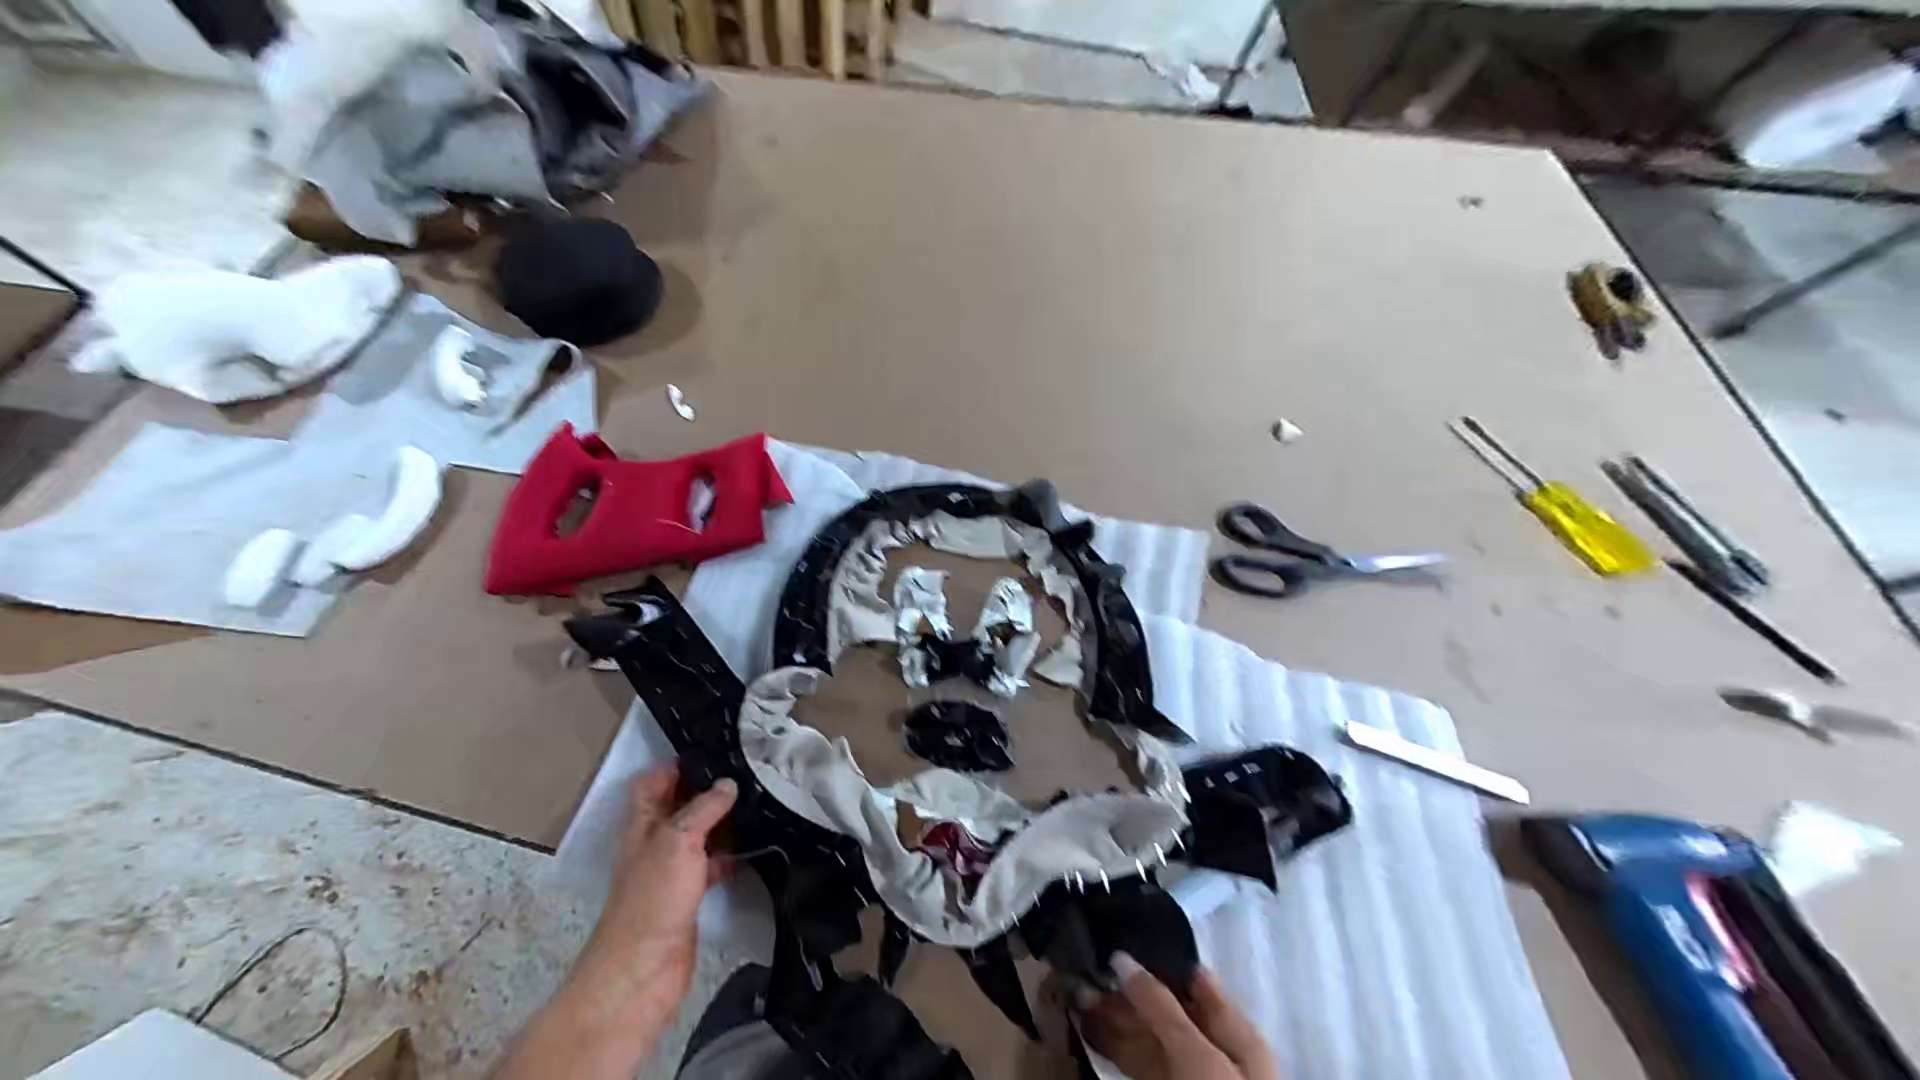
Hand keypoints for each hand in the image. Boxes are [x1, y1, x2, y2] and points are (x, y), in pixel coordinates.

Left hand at [494, 764, 735, 1079]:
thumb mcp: (677, 842)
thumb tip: (728, 783)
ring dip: (723, 820)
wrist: (643, 972)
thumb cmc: (651, 900)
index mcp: (642, 825)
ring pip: (700, 833)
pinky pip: (714, 863)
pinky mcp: (691, 894)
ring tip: (758, 798)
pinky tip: (757, 844)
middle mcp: (655, 843)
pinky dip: (733, 853)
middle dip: (707, 788)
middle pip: (680, 805)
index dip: (675, 763)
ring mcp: (673, 870)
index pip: (652, 782)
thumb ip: (703, 809)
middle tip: (746, 769)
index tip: (711, 748)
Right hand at [1075, 953, 1277, 1079]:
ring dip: (1111, 1016)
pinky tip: (1087, 1029)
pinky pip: (1136, 1063)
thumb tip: (1122, 958)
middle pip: (1164, 1010)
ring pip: (1145, 1037)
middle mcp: (1213, 1054)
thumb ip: (1161, 1007)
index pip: (1193, 982)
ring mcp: (1186, 1078)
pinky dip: (1112, 1045)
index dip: (1156, 960)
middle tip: (1082, 972)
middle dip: (1124, 992)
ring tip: (1074, 996)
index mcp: (1236, 1037)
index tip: (1114, 940)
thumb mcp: (1199, 1059)